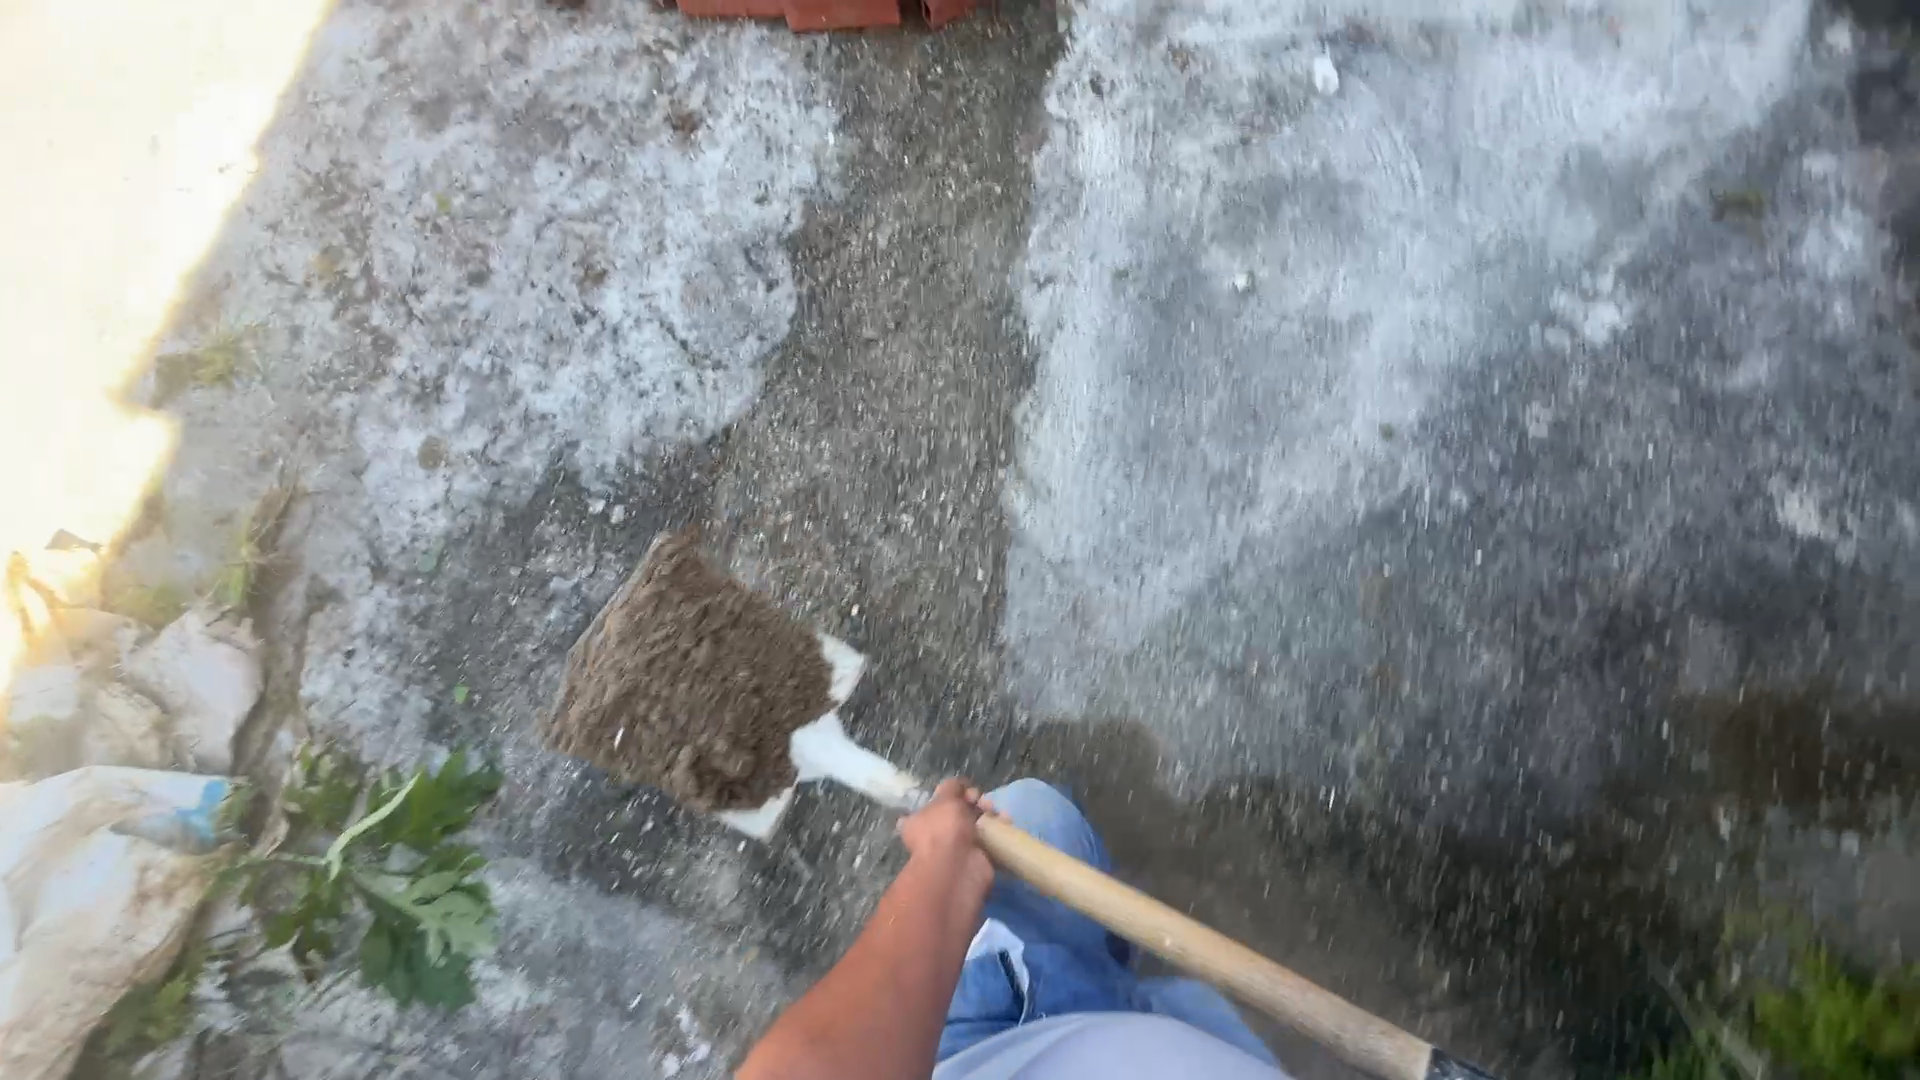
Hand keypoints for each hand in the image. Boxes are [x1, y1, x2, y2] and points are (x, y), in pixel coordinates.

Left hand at [897, 778, 993, 900]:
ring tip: (995, 811)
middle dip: (975, 803)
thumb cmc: (944, 828)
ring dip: (989, 815)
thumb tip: (959, 786)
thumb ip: (952, 787)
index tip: (964, 790)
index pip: (936, 804)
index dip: (952, 794)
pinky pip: (991, 841)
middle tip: (983, 802)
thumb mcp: (945, 798)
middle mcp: (938, 836)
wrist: (957, 868)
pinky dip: (1000, 830)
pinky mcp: (978, 860)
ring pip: (978, 826)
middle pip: (960, 813)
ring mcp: (959, 850)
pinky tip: (1006, 821)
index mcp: (921, 821)